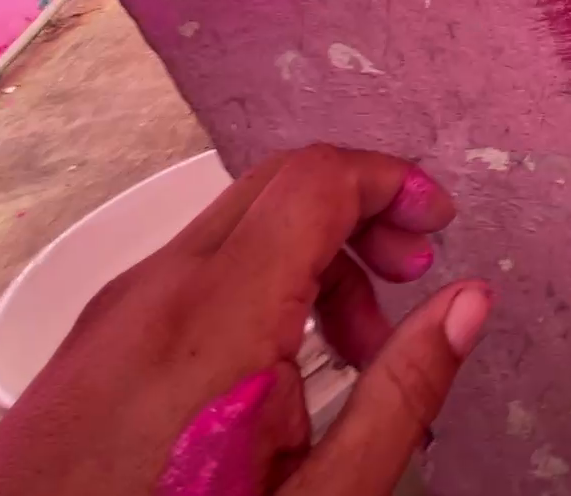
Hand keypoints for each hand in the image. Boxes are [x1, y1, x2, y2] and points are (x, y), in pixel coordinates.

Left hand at [0, 145, 491, 495]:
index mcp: (211, 318)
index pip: (317, 179)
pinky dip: (272, 279)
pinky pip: (205, 267)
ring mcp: (114, 313)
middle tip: (414, 271)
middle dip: (367, 205)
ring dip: (324, 250)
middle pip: (284, 181)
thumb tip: (473, 297)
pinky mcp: (96, 342)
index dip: (394, 181)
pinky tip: (287, 364)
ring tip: (359, 340)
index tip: (441, 229)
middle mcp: (155, 289)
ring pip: (246, 221)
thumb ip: (403, 391)